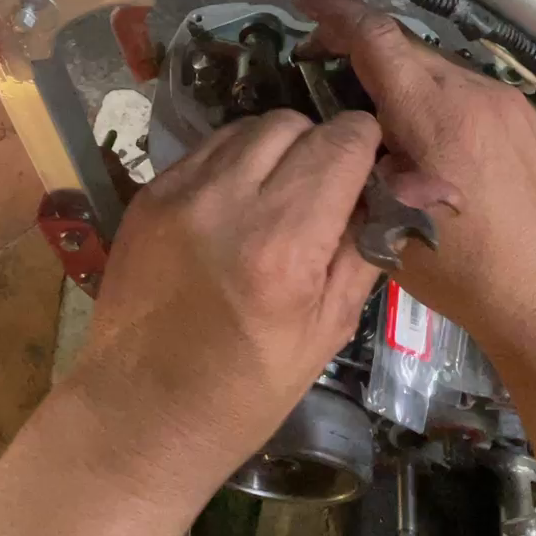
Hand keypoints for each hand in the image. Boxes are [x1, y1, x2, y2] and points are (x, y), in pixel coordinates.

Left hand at [60, 109, 382, 490]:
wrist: (138, 412)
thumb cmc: (246, 388)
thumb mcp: (327, 328)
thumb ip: (365, 244)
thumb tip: (397, 185)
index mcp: (283, 244)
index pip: (342, 143)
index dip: (365, 144)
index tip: (367, 164)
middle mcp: (227, 201)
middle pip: (293, 123)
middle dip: (321, 144)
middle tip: (321, 187)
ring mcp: (179, 192)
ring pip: (248, 126)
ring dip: (275, 147)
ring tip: (276, 193)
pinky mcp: (148, 193)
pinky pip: (207, 148)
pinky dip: (233, 161)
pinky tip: (235, 202)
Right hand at [297, 0, 535, 349]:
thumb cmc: (458, 268)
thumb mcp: (381, 219)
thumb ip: (354, 159)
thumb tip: (339, 127)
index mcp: (433, 113)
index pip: (377, 37)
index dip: (337, 11)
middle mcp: (473, 91)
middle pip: (405, 46)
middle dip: (358, 45)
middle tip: (321, 61)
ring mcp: (506, 102)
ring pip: (436, 65)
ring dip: (397, 72)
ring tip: (373, 104)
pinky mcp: (525, 118)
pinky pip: (466, 86)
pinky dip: (433, 92)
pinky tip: (425, 130)